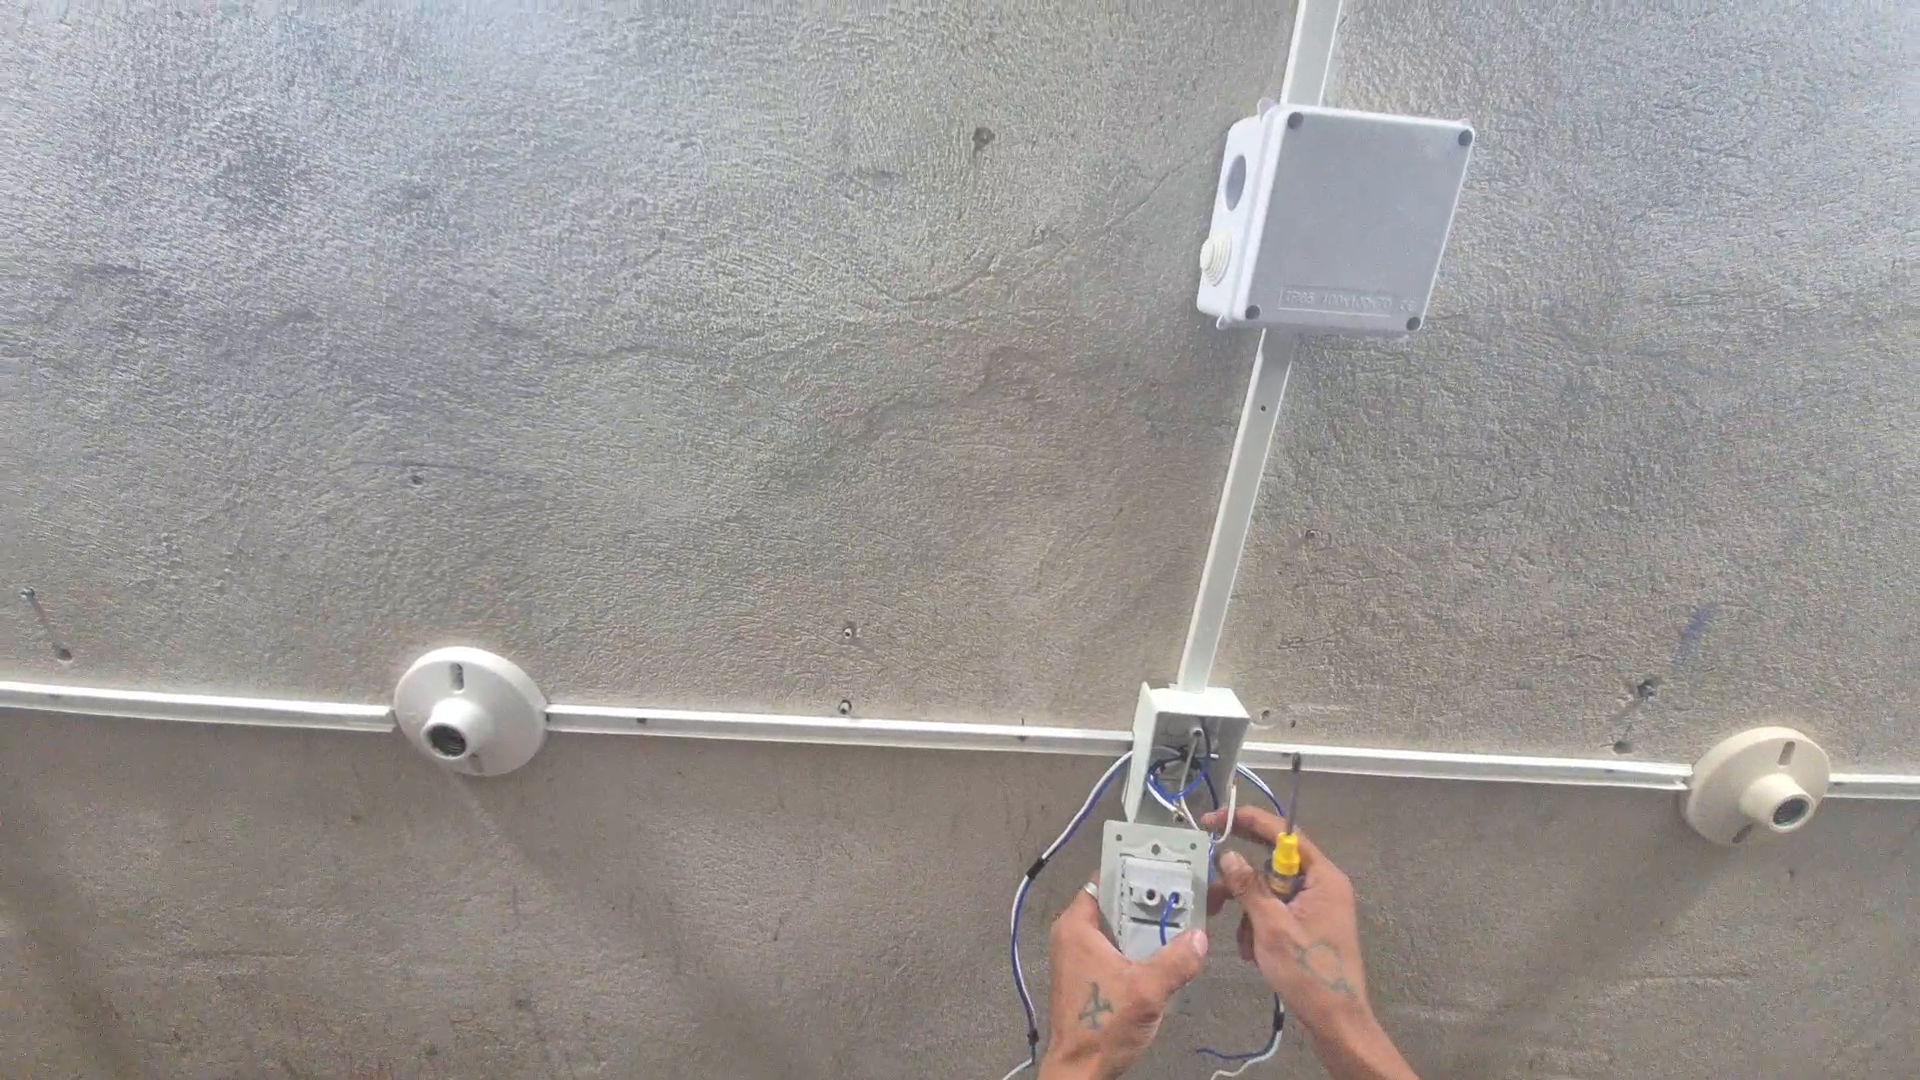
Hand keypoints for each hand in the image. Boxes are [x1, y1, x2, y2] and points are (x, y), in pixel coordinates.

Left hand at [1037, 887, 1208, 1079]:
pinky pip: (1111, 948)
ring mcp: (1075, 955)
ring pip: (1113, 928)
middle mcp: (1071, 933)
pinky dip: (1133, 947)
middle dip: (1143, 902)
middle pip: (1111, 904)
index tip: (1163, 869)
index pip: (1103, 881)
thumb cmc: (1103, 1023)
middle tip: (1177, 896)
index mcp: (1076, 924)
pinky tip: (1160, 954)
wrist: (1079, 1071)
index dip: (1132, 872)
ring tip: (1175, 921)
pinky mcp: (1083, 975)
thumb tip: (1201, 937)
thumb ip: (1175, 961)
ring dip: (1141, 928)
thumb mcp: (1147, 991)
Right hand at [1203, 806, 1418, 1079]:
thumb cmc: (1309, 972)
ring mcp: (1314, 906)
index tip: (1214, 820)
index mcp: (1323, 878)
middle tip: (1211, 871)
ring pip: (1268, 888)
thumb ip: (1248, 886)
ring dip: (1246, 906)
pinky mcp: (1306, 926)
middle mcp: (1321, 885)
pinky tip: (1250, 949)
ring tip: (1234, 931)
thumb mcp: (1272, 926)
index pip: (1283, 833)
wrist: (1337, 1026)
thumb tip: (1227, 855)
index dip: (1247, 821)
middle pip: (1273, 861)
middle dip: (1241, 874)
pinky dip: (1256, 924)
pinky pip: (1273, 909)